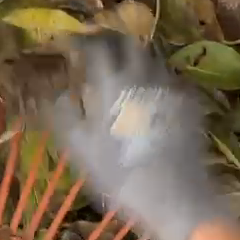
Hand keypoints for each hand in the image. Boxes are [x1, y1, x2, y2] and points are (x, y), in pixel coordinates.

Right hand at [45, 31, 230, 239]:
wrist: (175, 197)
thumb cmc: (120, 175)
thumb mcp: (81, 150)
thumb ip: (63, 116)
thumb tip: (50, 94)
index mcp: (112, 83)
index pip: (96, 46)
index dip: (82, 41)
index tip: (71, 45)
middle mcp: (143, 76)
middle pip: (128, 43)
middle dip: (112, 42)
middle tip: (99, 52)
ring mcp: (171, 88)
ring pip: (152, 59)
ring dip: (135, 59)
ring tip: (123, 73)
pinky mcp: (190, 104)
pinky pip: (170, 81)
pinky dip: (156, 82)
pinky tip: (150, 98)